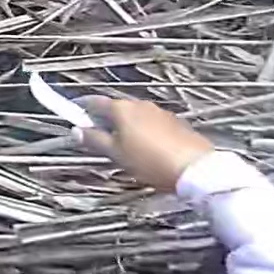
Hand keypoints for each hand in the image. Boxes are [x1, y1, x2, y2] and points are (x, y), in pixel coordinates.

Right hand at [73, 96, 213, 191]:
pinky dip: (145, 131)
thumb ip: (94, 139)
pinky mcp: (177, 123)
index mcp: (121, 109)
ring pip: (135, 116)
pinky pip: (152, 123)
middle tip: (100, 137)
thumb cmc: (151, 161)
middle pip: (116, 108)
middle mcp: (140, 105)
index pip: (94, 102)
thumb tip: (76, 130)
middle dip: (106, 120)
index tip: (75, 114)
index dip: (82, 107)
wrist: (199, 171)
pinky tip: (148, 149)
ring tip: (126, 147)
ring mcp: (160, 113)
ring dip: (127, 126)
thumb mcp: (116, 154)